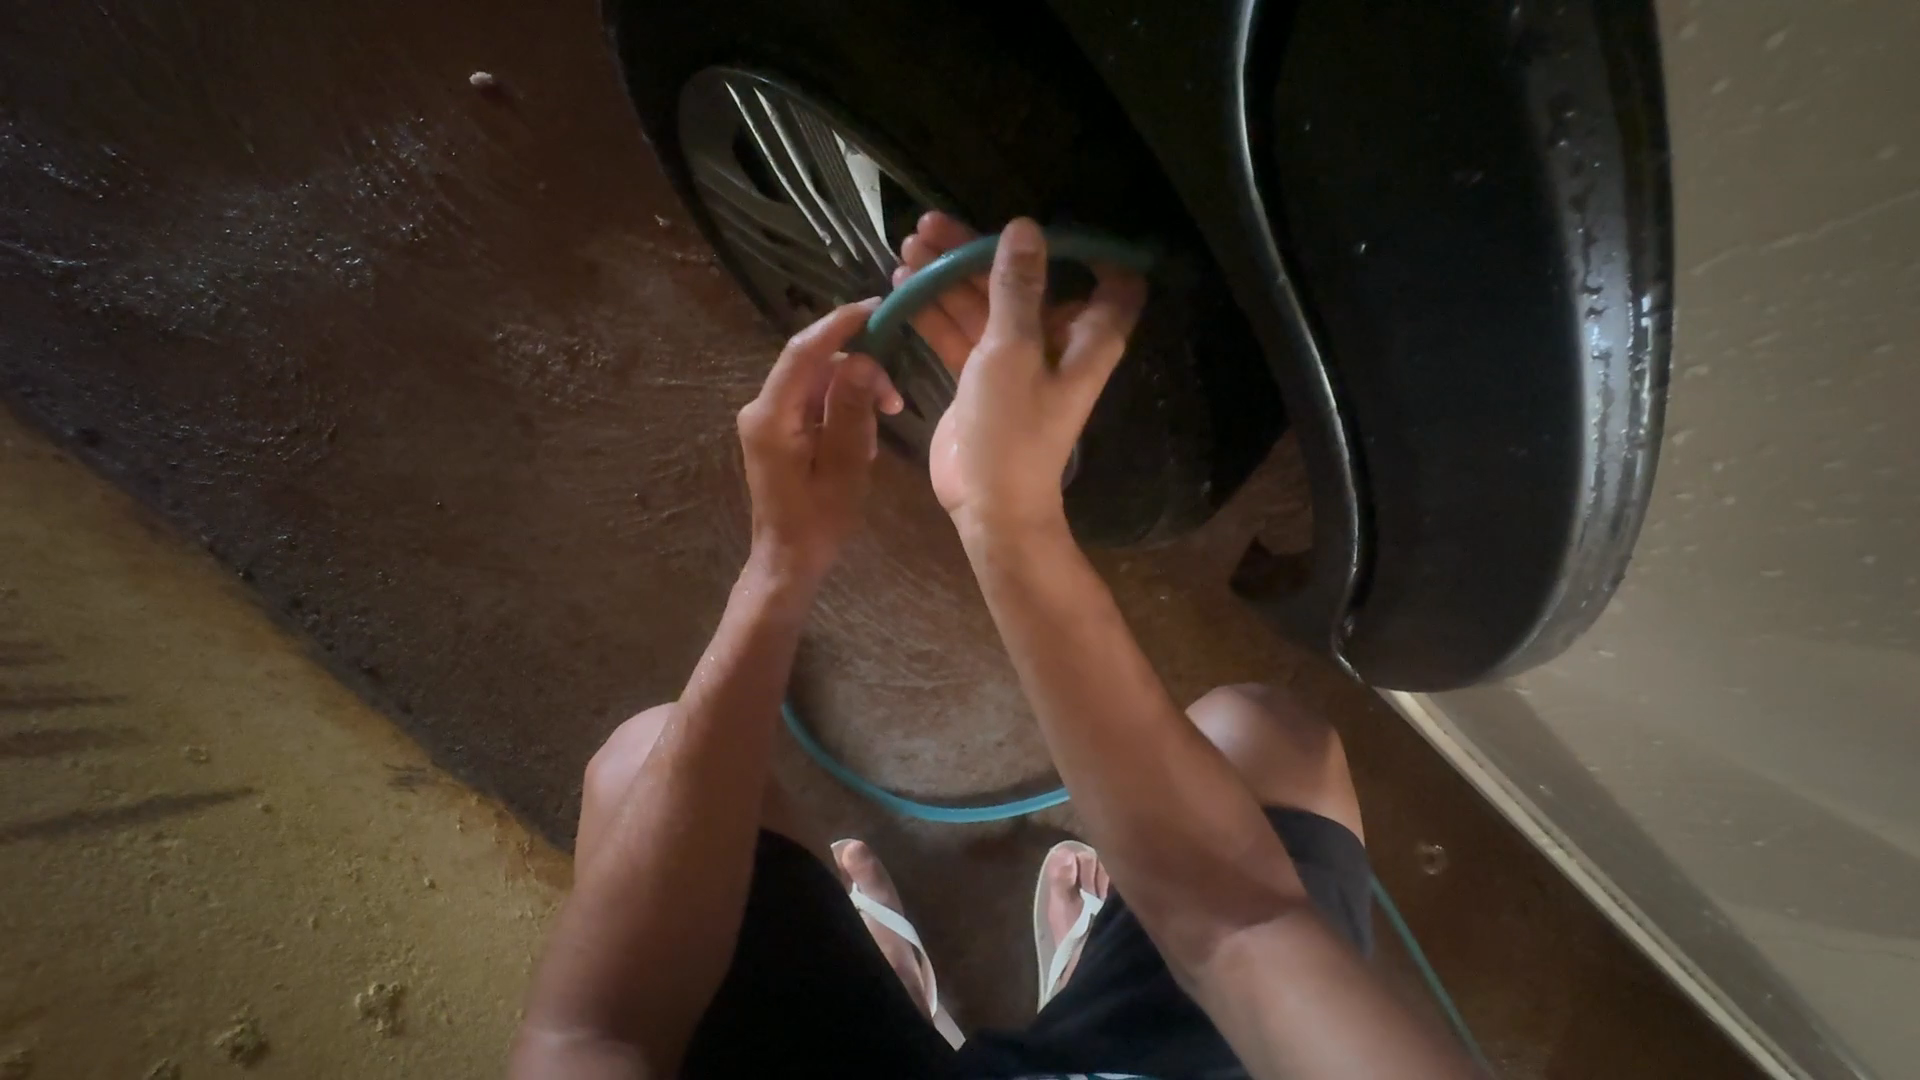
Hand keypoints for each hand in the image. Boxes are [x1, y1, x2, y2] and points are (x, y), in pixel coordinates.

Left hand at [735, 299, 903, 586]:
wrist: (788, 560)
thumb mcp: (845, 467)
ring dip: (853, 396)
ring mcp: (767, 419)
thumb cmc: (819, 523)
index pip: (803, 352)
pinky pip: (813, 404)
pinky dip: (841, 411)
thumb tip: (863, 362)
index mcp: (771, 416)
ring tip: (877, 433)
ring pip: (817, 383)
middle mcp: (761, 409)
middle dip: (858, 372)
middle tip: (894, 402)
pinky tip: (860, 441)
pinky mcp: (777, 431)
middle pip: (814, 365)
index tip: (875, 309)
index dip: (839, 325)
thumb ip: (851, 411)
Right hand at [892, 213, 1146, 535]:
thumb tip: (1025, 228)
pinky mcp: (979, 379)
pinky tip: (901, 286)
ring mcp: (1014, 361)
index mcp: (1084, 338)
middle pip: (1022, 282)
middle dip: (977, 252)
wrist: (989, 503)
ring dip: (947, 278)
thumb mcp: (1012, 352)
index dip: (1089, 248)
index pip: (1111, 283)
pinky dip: (935, 312)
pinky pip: (960, 334)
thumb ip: (1016, 288)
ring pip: (982, 305)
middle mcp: (1054, 344)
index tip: (1046, 222)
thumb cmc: (1012, 430)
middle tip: (930, 226)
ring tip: (906, 248)